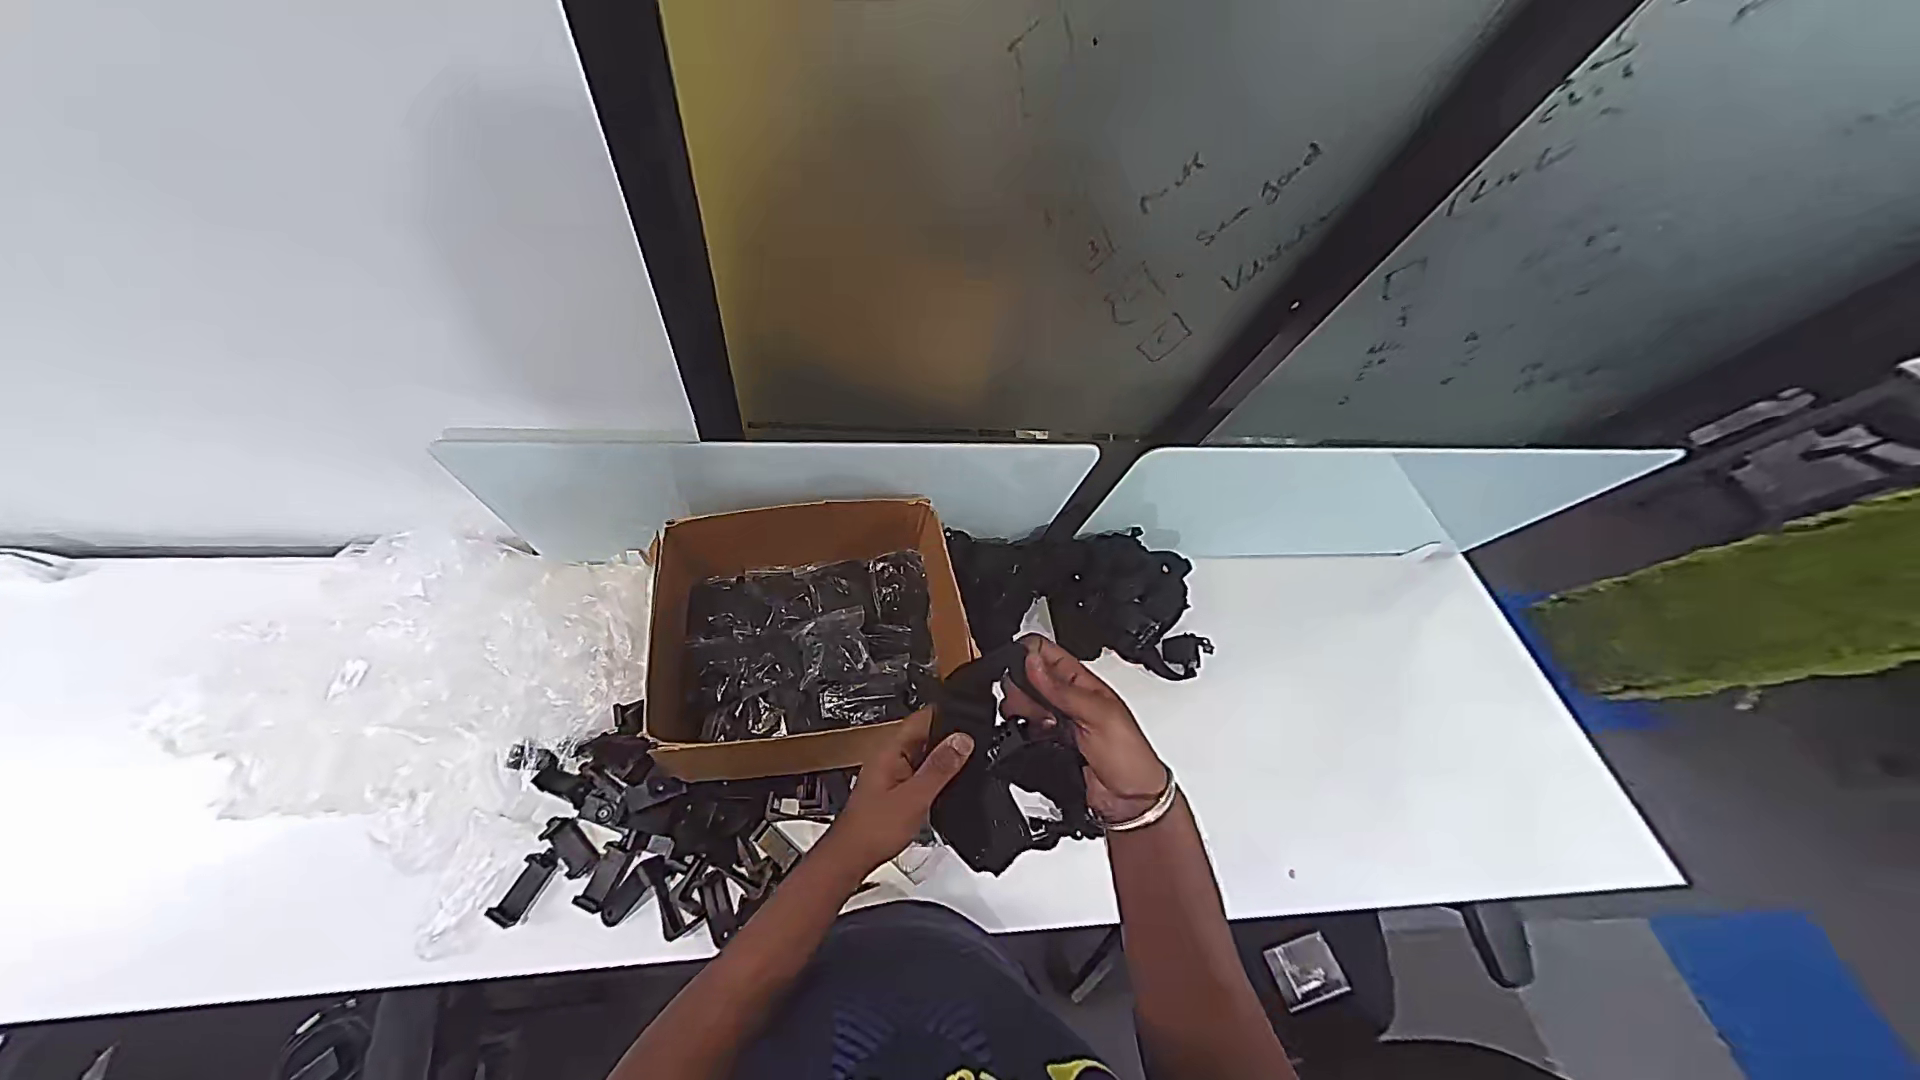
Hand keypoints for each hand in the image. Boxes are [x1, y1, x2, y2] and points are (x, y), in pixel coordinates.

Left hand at [817, 723, 973, 874]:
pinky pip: (922, 772)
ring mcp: (893, 770)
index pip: (924, 716)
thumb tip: (962, 741)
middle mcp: (890, 755)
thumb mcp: (915, 797)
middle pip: (928, 734)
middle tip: (971, 752)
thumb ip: (940, 767)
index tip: (971, 722)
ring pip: (926, 754)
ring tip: (959, 772)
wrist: (851, 858)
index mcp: (891, 749)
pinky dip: (935, 777)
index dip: (949, 715)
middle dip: (950, 740)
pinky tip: (943, 789)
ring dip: (943, 761)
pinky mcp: (896, 786)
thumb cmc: (872, 829)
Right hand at [1001, 634, 1168, 824]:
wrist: (1132, 804)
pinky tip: (1035, 738)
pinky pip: (1023, 729)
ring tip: (1041, 724)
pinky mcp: (1048, 742)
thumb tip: (1032, 660)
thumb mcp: (1098, 715)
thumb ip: (1062, 688)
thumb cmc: (1130, 757)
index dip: (1026, 653)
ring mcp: (1056, 720)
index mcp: (1081, 680)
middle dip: (1020, 688)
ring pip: (1022, 702)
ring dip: (1022, 711)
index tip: (1020, 670)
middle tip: (1036, 705)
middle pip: (1026, 675)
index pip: (1044, 651)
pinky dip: (1021, 731)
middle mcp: (1067, 697)